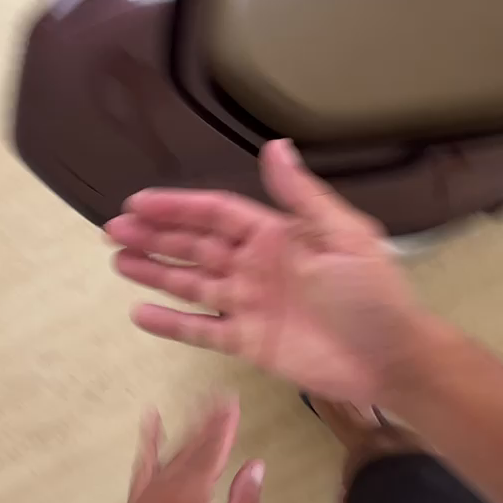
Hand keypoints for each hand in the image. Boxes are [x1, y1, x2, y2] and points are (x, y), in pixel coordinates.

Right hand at [106, 140, 433, 401]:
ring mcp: (249, 304)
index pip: (216, 214)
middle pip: (195, 245)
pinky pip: (202, 329)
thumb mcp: (342, 235)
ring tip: (118, 261)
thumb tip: (275, 144)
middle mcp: (255, 265)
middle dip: (155, 236)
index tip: (137, 202)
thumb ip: (301, 196)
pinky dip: (172, 323)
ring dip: (155, 272)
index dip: (177, 206)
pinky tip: (140, 312)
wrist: (390, 357)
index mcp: (275, 234)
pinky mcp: (248, 342)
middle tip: (112, 229)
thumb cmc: (369, 292)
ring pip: (192, 283)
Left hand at [108, 399, 263, 502]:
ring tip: (197, 403)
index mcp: (191, 494)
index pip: (212, 448)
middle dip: (207, 419)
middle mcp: (164, 488)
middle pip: (190, 445)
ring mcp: (145, 501)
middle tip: (221, 395)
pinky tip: (150, 427)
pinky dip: (147, 444)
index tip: (233, 399)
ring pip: (169, 453)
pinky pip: (142, 468)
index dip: (225, 423)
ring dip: (185, 428)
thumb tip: (255, 464)